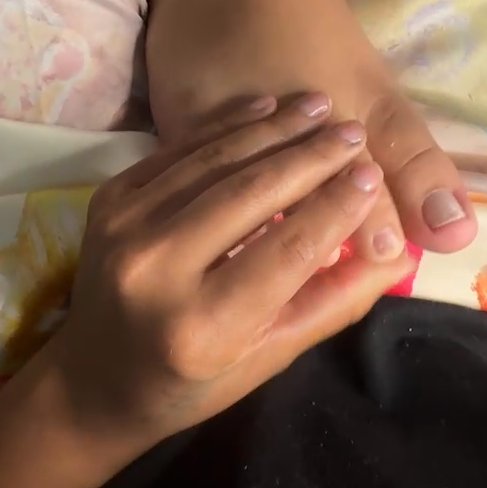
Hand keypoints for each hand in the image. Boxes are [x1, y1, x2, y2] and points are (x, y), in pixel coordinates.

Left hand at [28, 93, 417, 450]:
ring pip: (215, 161)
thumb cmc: (192, 381)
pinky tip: (266, 106)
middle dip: (309, 156)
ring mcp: (124, 225)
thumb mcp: (269, 357)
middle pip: (249, 195)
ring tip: (318, 106)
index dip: (335, 207)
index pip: (286, 252)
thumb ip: (331, 300)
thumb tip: (393, 247)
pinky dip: (227, 125)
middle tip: (352, 131)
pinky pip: (180, 150)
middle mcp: (155, 270)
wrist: (93, 378)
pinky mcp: (109, 196)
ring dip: (272, 128)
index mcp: (201, 328)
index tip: (371, 172)